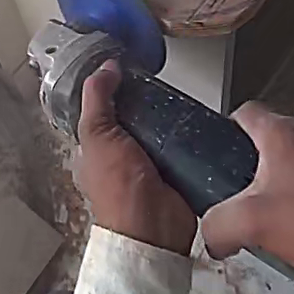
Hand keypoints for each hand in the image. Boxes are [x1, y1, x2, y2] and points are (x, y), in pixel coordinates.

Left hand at [76, 61, 196, 254]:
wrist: (154, 228)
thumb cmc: (117, 186)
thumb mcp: (96, 134)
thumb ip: (97, 99)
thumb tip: (106, 66)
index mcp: (98, 144)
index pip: (106, 107)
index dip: (115, 87)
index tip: (131, 64)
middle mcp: (124, 151)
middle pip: (137, 114)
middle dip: (148, 99)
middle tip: (163, 78)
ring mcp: (152, 160)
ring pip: (161, 126)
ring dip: (171, 113)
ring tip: (184, 92)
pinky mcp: (178, 168)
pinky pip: (185, 141)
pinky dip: (190, 130)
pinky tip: (197, 115)